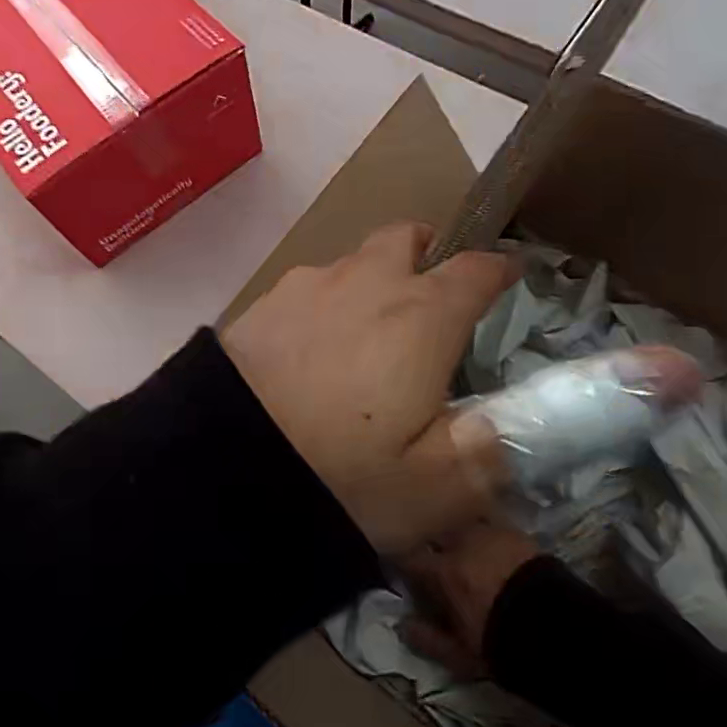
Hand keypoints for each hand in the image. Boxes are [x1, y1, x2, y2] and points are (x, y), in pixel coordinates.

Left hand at [221, 222, 516, 553]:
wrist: (215, 478)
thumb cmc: (343, 476)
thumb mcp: (436, 488)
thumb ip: (487, 452)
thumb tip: (506, 424)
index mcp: (423, 316)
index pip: (476, 269)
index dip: (501, 267)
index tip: (511, 272)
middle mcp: (369, 283)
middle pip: (407, 238)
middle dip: (429, 253)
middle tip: (431, 292)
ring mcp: (308, 288)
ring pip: (354, 262)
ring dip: (373, 281)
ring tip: (365, 334)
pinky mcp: (259, 307)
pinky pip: (308, 290)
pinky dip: (325, 306)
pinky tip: (310, 355)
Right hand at [399, 522, 542, 675]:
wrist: (552, 622)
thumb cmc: (499, 640)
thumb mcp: (459, 653)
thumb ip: (427, 638)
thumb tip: (402, 624)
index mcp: (445, 571)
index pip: (412, 558)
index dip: (404, 562)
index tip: (402, 568)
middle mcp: (464, 543)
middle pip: (439, 534)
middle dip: (434, 545)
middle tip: (436, 559)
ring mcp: (493, 533)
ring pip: (466, 526)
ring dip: (461, 537)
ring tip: (465, 550)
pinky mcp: (517, 532)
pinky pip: (493, 527)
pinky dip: (487, 536)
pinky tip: (492, 548)